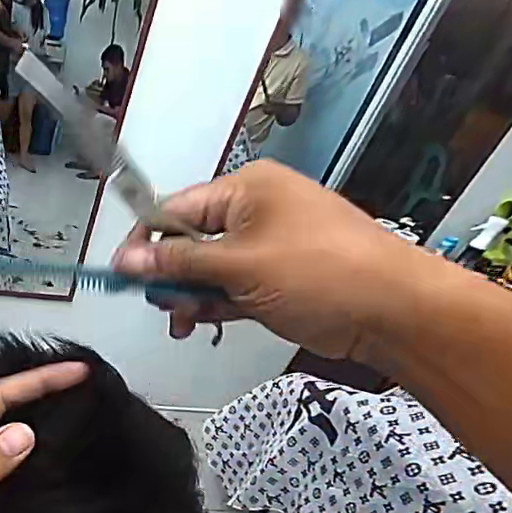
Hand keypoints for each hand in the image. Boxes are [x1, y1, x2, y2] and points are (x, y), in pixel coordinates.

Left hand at [0, 362, 88, 512]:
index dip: (40, 380)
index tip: (75, 372)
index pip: (0, 394)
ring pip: (11, 414)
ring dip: (41, 401)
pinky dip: (36, 427)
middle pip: (7, 396)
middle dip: (44, 381)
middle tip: (81, 374)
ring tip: (74, 392)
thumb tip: (21, 433)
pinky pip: (13, 437)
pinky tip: (52, 430)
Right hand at [111, 160, 439, 360]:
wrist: (389, 310)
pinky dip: (215, 305)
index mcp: (246, 190)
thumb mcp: (241, 266)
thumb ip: (180, 265)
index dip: (146, 242)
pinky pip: (231, 289)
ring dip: (192, 296)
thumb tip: (127, 260)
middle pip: (190, 242)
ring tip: (186, 321)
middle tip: (163, 305)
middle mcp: (253, 213)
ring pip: (209, 270)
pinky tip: (203, 322)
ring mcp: (265, 249)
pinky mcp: (274, 281)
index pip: (176, 209)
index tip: (122, 274)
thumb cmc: (322, 272)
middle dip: (172, 276)